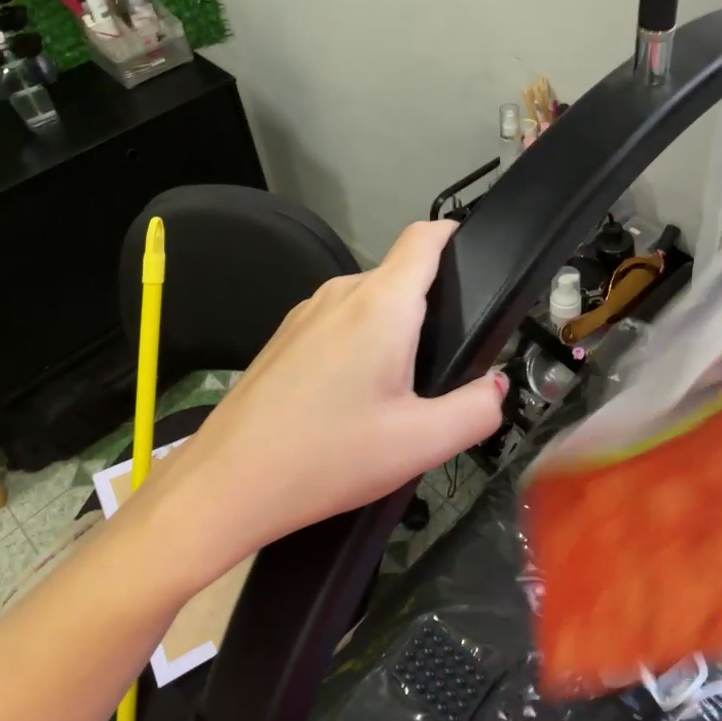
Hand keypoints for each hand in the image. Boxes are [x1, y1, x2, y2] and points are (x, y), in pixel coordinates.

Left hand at [136, 220, 508, 566]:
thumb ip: (476, 410)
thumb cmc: (327, 457)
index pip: (426, 236)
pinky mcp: (284, 336)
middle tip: (444, 371)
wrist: (226, 483)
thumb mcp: (420, 444)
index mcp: (381, 303)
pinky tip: (350, 403)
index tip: (480, 266)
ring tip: (397, 396)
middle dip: (431, 309)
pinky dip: (358, 347)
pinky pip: (337, 324)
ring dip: (392, 333)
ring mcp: (306, 312)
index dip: (457, 237)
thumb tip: (495, 386)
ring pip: (368, 303)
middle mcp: (341, 292)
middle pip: (401, 276)